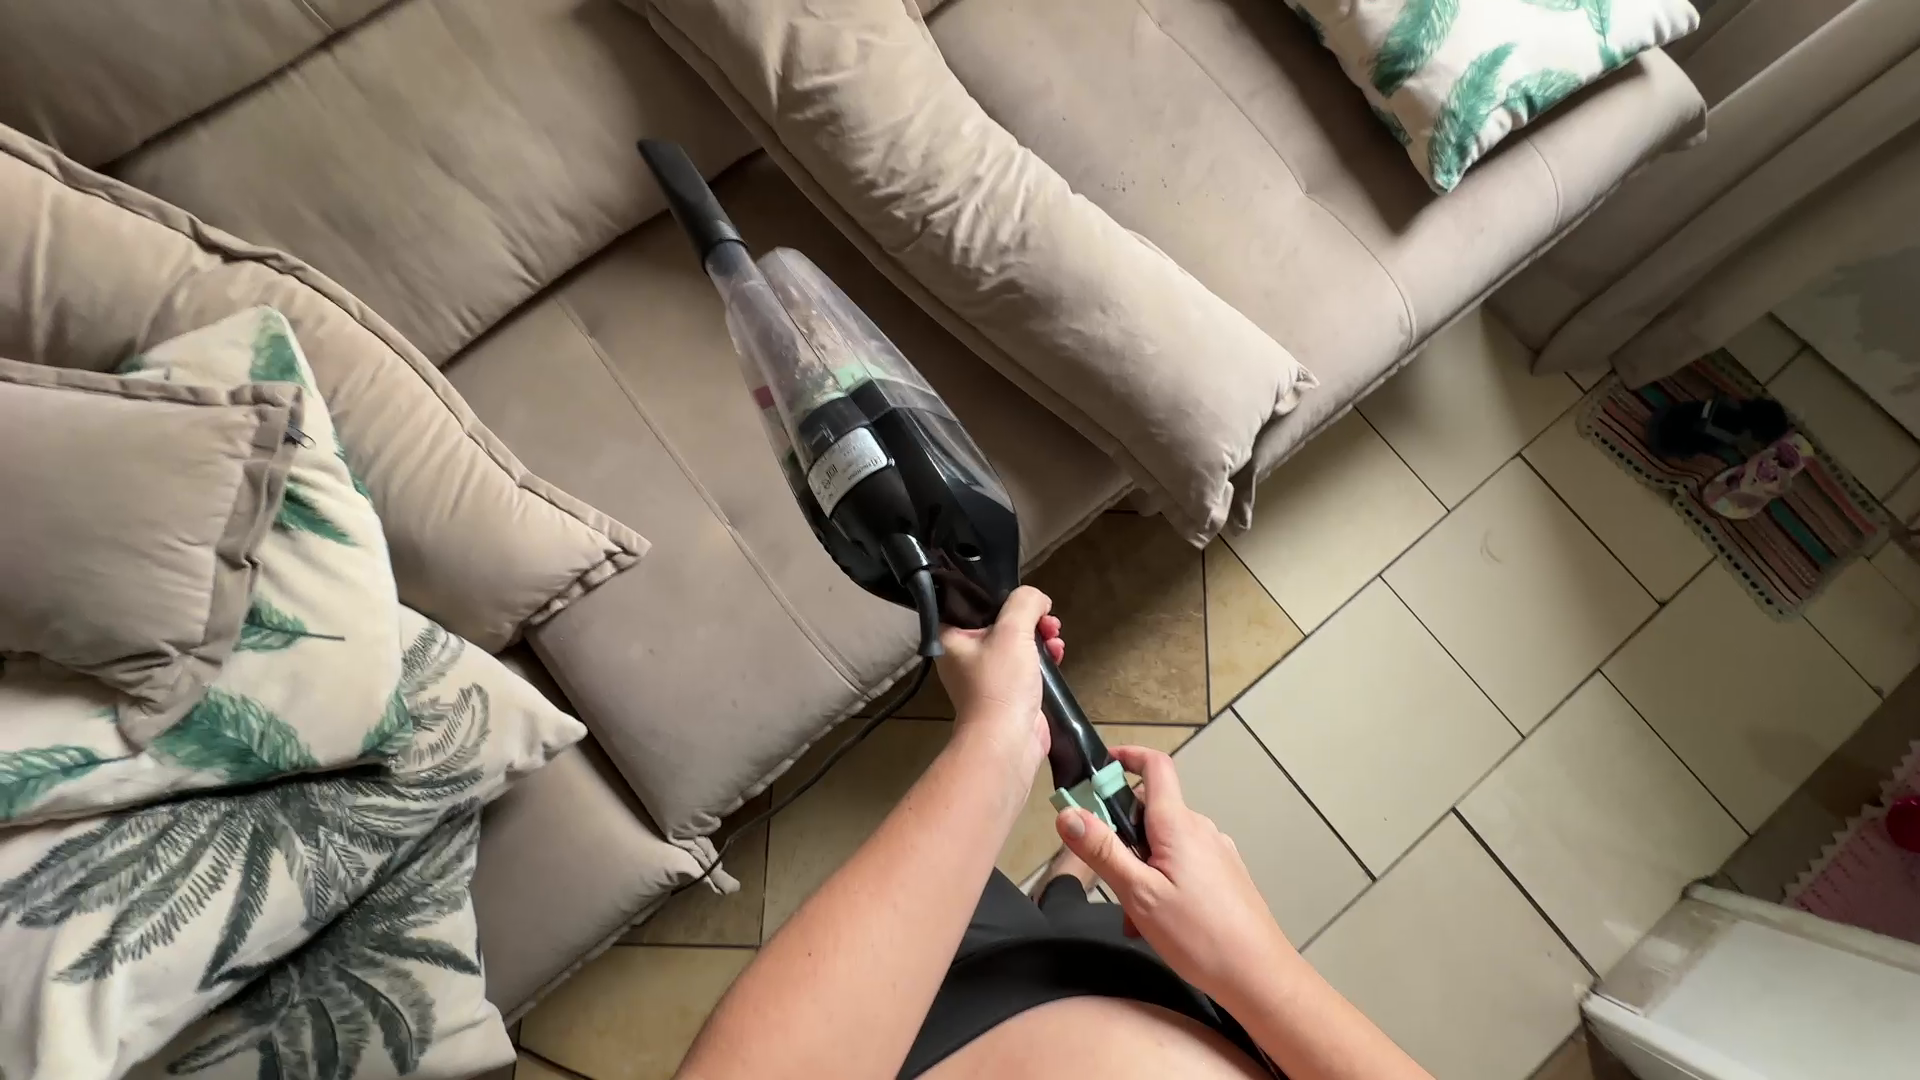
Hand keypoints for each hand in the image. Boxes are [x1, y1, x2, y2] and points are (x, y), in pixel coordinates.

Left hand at [935, 586, 1061, 779]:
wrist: (1008, 741)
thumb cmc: (1001, 683)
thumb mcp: (1013, 631)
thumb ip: (1025, 603)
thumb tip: (1039, 599)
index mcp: (951, 638)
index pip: (971, 603)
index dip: (999, 595)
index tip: (1023, 597)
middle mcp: (964, 655)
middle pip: (1000, 621)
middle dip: (1029, 617)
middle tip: (1048, 619)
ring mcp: (986, 675)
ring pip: (1016, 642)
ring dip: (1039, 635)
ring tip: (1056, 636)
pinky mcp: (1007, 691)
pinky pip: (1025, 664)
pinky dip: (1042, 656)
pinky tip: (1058, 655)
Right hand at [1055, 745, 1295, 1005]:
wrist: (1261, 978)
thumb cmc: (1199, 935)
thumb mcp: (1139, 894)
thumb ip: (1103, 851)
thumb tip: (1067, 813)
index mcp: (1177, 823)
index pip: (1155, 765)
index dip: (1128, 755)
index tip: (1101, 766)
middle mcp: (1199, 827)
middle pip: (1152, 809)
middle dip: (1123, 835)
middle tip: (1108, 875)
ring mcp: (1216, 850)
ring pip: (1165, 841)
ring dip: (1142, 865)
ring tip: (1136, 915)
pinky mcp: (1225, 873)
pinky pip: (1184, 861)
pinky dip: (1163, 879)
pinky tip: (1160, 921)